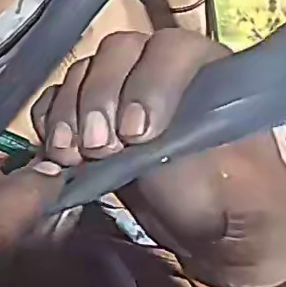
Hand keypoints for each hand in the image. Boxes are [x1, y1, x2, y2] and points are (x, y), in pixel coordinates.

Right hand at [32, 29, 285, 286]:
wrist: (214, 236)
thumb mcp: (235, 176)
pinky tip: (56, 151)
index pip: (170, 50)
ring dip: (69, 112)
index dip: (149, 84)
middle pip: (116, 53)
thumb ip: (190, 144)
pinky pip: (56, 98)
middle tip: (98, 147)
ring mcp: (119, 86)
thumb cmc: (235, 202)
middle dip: (100, 97)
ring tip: (72, 156)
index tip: (137, 135)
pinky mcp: (89, 113)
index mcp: (205, 68)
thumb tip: (133, 131)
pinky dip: (50, 120)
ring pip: (81, 72)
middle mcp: (157, 66)